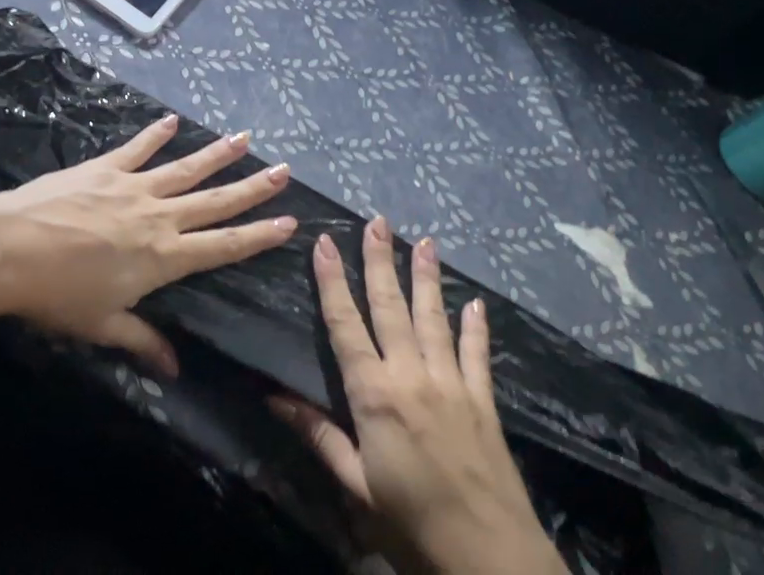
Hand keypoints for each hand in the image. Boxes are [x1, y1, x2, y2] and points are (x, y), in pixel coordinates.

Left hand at [0, 114, 294, 375]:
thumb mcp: (102, 326)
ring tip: (244, 138)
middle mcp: (157, 217)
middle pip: (213, 201)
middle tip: (283, 170)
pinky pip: (137, 148)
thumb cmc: (56, 295)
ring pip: (184, 168)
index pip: (222, 246)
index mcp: (163, 258)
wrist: (9, 248)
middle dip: (251, 187)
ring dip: (216, 154)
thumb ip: (142, 342)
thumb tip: (176, 371)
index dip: (258, 236)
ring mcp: (131, 187)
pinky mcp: (103, 167)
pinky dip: (155, 133)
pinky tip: (172, 120)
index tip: (289, 221)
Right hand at [270, 218, 564, 574]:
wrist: (489, 555)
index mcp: (374, 394)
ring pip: (434, 318)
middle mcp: (412, 376)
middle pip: (391, 307)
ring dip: (426, 278)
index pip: (345, 325)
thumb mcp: (355, 485)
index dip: (331, 282)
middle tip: (378, 222)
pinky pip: (476, 353)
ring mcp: (452, 384)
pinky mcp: (483, 401)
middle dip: (380, 262)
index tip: (323, 243)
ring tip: (424, 242)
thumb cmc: (410, 522)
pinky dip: (474, 326)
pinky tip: (474, 302)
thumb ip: (319, 436)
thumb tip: (274, 397)